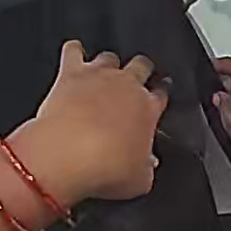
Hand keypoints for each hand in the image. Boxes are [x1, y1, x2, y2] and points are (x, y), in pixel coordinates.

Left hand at [8, 41, 168, 205]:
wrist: (68, 155)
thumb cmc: (105, 166)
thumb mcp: (139, 180)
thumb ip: (146, 169)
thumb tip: (147, 168)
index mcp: (148, 109)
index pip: (161, 93)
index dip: (161, 92)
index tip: (159, 94)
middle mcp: (127, 86)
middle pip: (142, 65)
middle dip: (141, 68)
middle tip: (138, 76)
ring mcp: (99, 76)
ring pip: (110, 55)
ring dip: (109, 62)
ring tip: (106, 70)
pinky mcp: (71, 73)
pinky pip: (73, 51)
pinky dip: (73, 50)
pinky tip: (74, 52)